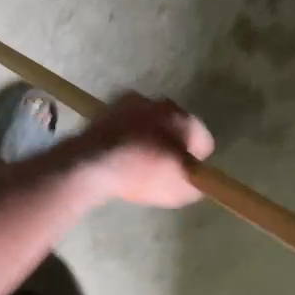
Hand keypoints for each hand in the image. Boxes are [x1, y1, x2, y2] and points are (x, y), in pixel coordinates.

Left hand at [70, 93, 215, 207]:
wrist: (91, 163)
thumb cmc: (142, 174)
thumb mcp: (180, 191)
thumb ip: (195, 183)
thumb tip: (192, 180)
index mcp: (185, 119)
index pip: (203, 141)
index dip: (196, 161)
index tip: (184, 175)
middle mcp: (161, 104)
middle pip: (174, 127)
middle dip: (170, 144)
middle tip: (158, 169)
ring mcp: (131, 103)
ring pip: (148, 122)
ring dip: (145, 137)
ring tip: (133, 162)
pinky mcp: (106, 109)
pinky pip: (123, 125)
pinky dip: (123, 135)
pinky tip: (115, 154)